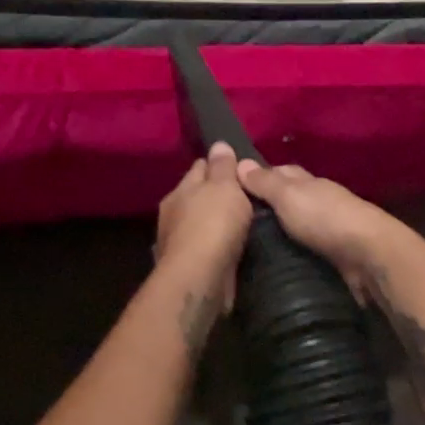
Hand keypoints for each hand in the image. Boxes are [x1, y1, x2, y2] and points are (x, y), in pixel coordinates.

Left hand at [157, 142, 253, 307]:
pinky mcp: (189, 266)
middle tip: (250, 195)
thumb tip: (218, 144)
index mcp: (181, 190)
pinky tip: (236, 247)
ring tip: (247, 223)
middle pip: (201, 196)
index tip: (241, 167)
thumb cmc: (213, 225)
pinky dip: (220, 245)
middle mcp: (174, 213)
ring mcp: (179, 241)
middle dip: (220, 195)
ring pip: (204, 223)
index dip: (220, 164)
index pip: (200, 167)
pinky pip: (208, 247)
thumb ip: (223, 166)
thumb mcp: (224, 187)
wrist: (199, 280)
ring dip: (220, 222)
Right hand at [236, 162, 408, 302]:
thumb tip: (240, 162)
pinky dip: (290, 252)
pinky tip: (273, 263)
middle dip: (266, 207)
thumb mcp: (289, 196)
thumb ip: (266, 183)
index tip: (232, 188)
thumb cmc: (325, 218)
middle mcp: (318, 201)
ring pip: (296, 225)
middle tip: (233, 223)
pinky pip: (304, 249)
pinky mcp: (332, 255)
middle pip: (289, 199)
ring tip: (245, 247)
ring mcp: (327, 229)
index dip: (258, 177)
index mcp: (309, 182)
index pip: (280, 172)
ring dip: (277, 232)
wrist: (368, 255)